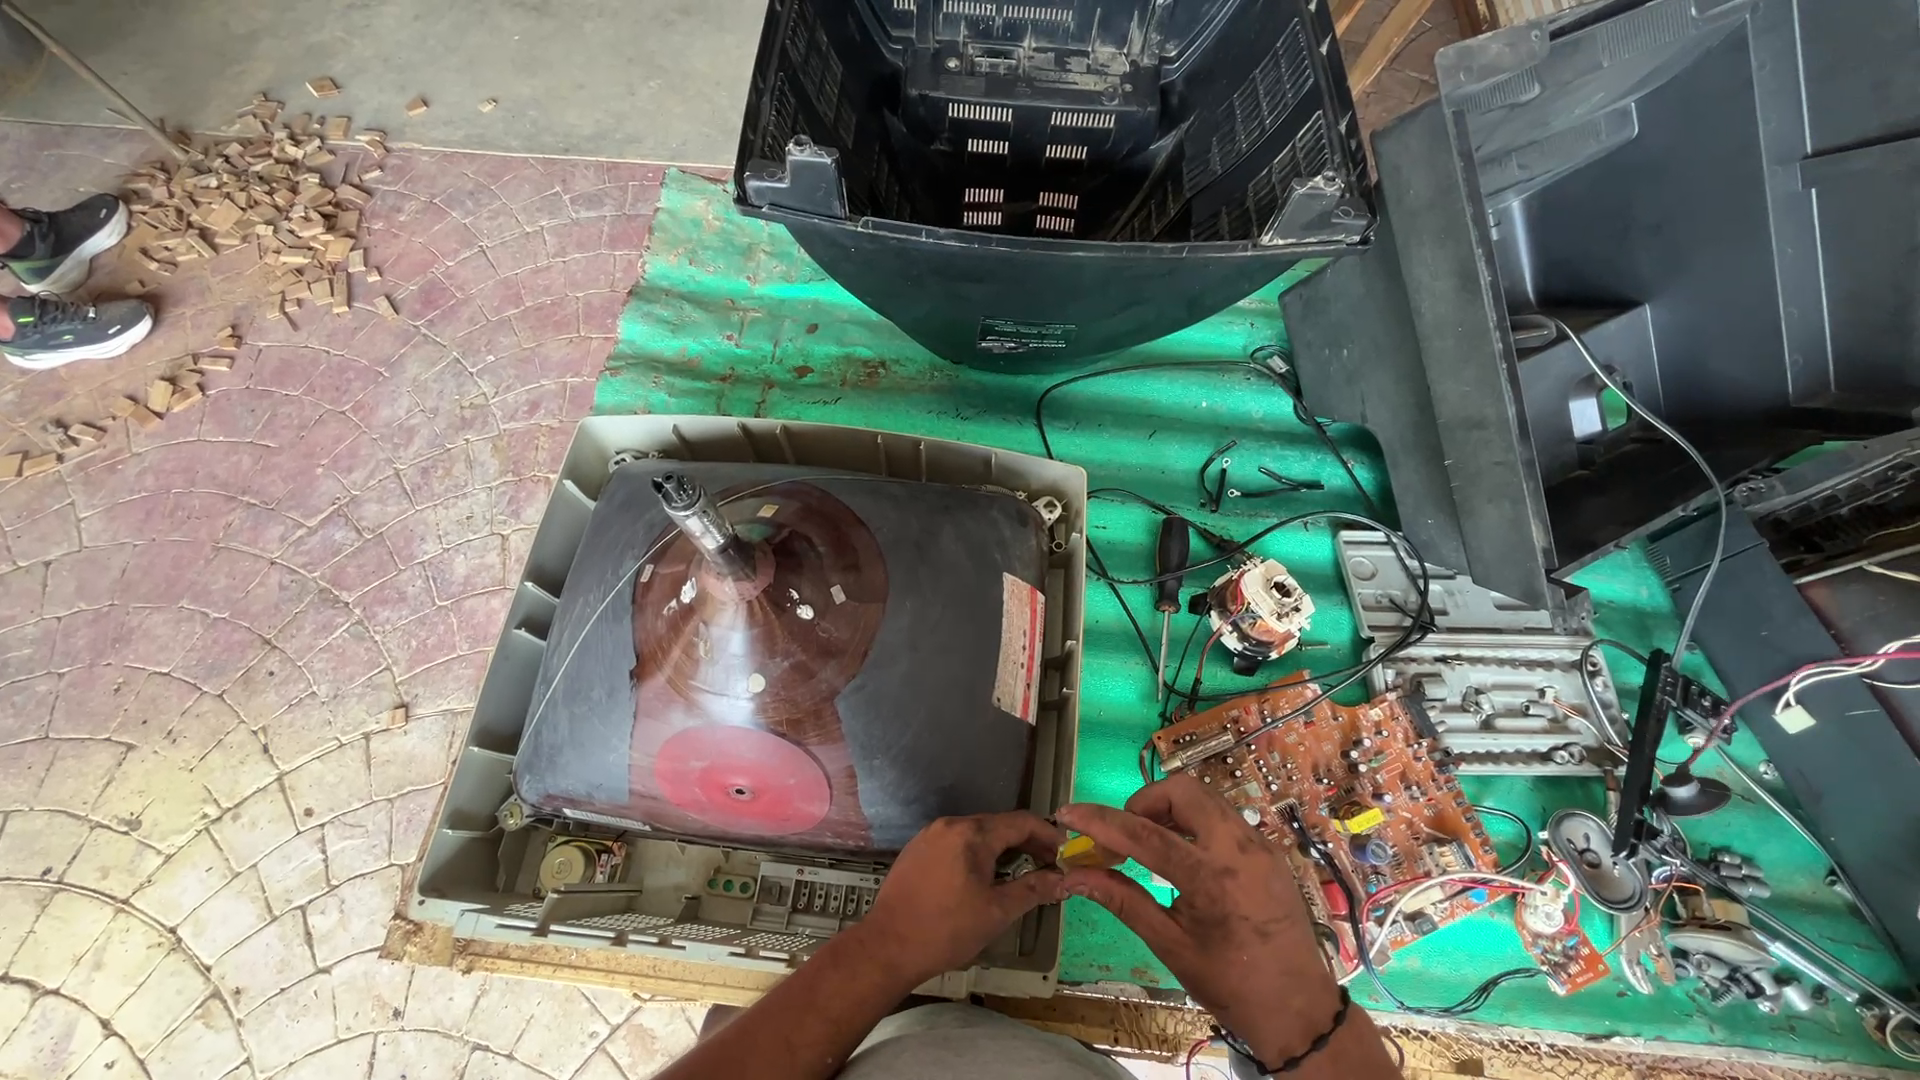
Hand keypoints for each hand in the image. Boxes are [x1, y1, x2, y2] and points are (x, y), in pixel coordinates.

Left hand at [849, 811, 1068, 988]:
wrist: (887, 946)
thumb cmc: (946, 930)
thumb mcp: (996, 912)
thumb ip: (1032, 890)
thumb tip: (1063, 881)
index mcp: (972, 834)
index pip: (1020, 822)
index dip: (1047, 835)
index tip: (1064, 853)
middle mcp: (950, 825)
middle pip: (997, 825)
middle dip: (1026, 843)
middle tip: (1047, 866)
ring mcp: (930, 835)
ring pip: (976, 833)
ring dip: (1001, 848)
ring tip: (1019, 872)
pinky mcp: (916, 849)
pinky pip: (956, 842)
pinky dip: (976, 853)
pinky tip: (983, 876)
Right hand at [1057, 775, 1340, 1064]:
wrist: (1301, 1011)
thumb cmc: (1231, 986)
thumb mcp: (1170, 945)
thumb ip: (1123, 900)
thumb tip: (1076, 875)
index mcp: (1211, 879)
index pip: (1143, 833)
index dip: (1099, 820)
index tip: (1068, 814)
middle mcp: (1239, 849)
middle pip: (1181, 790)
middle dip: (1143, 802)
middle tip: (1125, 833)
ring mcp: (1259, 844)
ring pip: (1204, 796)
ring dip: (1170, 808)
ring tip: (1152, 844)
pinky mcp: (1269, 849)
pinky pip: (1223, 815)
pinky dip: (1195, 822)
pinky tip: (1185, 856)